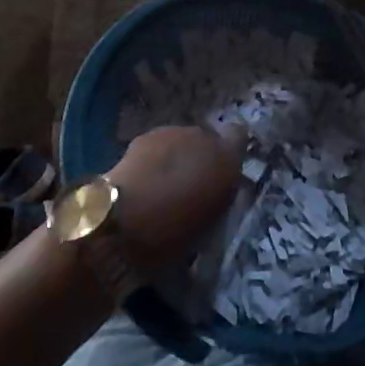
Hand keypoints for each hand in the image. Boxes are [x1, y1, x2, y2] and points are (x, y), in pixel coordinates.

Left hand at [107, 125, 242, 268]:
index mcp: (228, 160)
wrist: (125, 220)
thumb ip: (219, 195)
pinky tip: (142, 181)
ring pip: (181, 141)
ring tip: (162, 186)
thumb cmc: (175, 233)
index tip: (222, 172)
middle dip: (200, 157)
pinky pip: (158, 145)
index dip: (230, 150)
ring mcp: (173, 132)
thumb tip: (217, 188)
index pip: (239, 136)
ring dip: (177, 157)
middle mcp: (205, 137)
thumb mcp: (211, 223)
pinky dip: (154, 159)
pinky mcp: (145, 136)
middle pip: (207, 139)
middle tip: (189, 187)